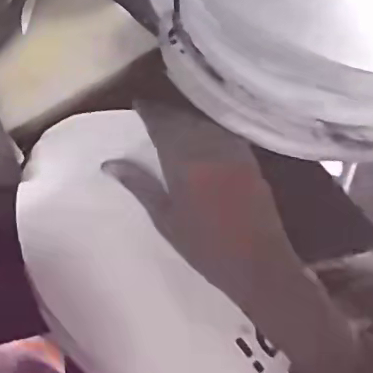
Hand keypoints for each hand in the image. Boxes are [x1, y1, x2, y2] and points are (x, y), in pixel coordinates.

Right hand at [105, 99, 367, 372]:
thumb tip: (110, 163)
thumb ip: (139, 185)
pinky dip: (209, 127)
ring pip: (204, 123)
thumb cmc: (206, 249)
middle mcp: (209, 150)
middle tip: (150, 111)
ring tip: (173, 119)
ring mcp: (233, 154)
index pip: (162, 124)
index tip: (137, 104)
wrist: (262, 268)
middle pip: (183, 119)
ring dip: (187, 117)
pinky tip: (203, 132)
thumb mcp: (165, 219)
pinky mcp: (250, 162)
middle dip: (166, 113)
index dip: (149, 111)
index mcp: (185, 162)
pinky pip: (224, 133)